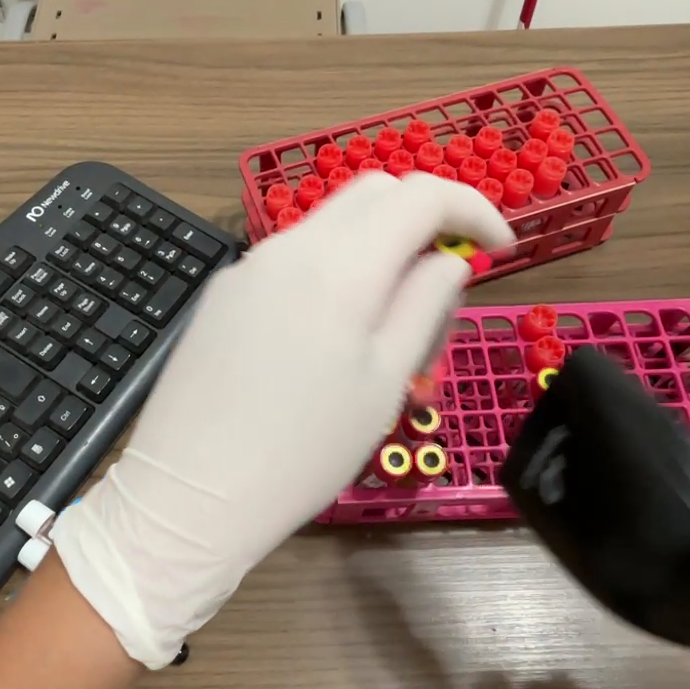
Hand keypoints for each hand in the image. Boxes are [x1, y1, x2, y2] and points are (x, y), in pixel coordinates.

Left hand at [53, 173, 513, 667]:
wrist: (189, 494)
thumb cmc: (303, 452)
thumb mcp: (384, 383)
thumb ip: (424, 305)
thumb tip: (448, 260)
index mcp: (339, 266)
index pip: (421, 195)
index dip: (473, 209)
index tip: (499, 249)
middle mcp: (289, 247)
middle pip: (374, 194)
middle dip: (424, 221)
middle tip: (442, 288)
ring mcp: (247, 266)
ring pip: (331, 226)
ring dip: (377, 251)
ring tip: (385, 331)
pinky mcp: (222, 293)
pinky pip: (292, 259)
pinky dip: (331, 272)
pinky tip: (327, 339)